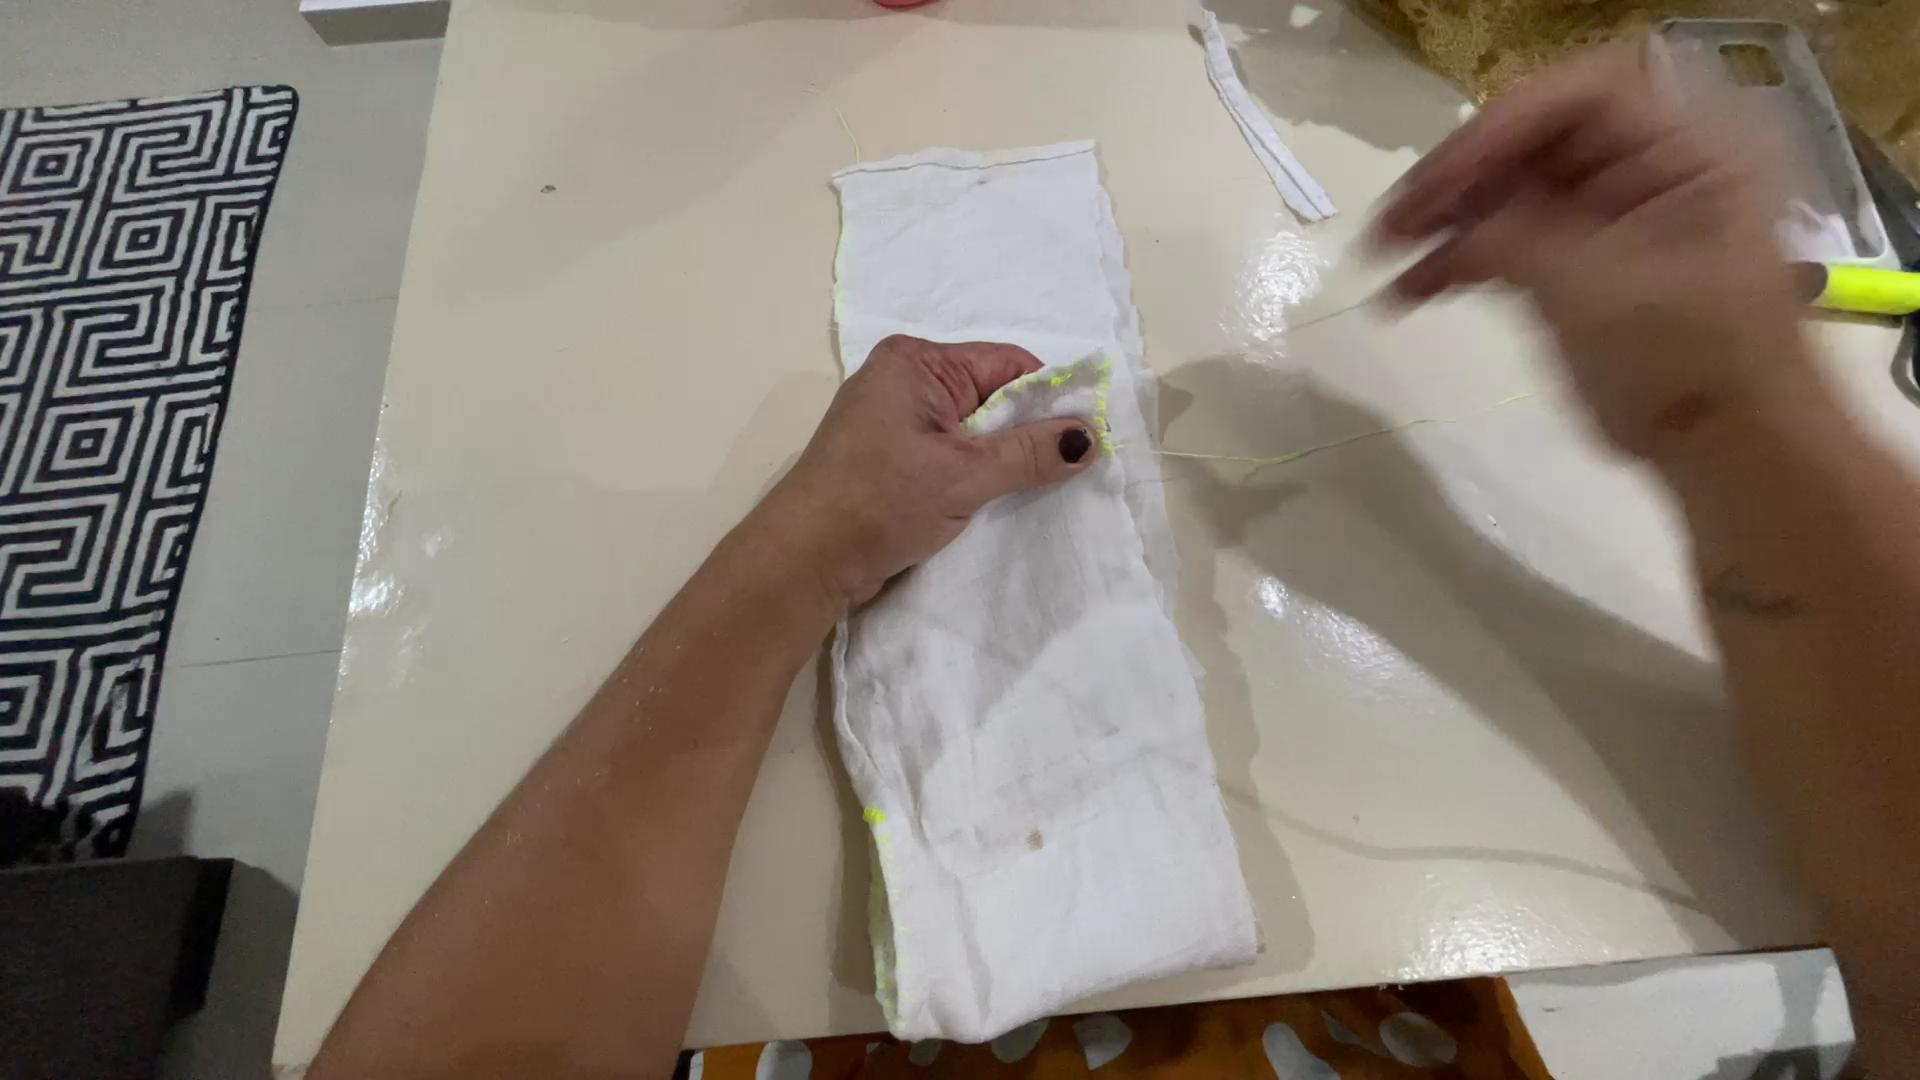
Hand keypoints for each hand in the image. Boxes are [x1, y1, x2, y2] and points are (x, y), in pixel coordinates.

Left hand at [751, 335, 1097, 608]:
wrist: (805, 560)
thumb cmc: (881, 503)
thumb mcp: (965, 475)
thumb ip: (1031, 453)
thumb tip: (1091, 437)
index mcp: (916, 362)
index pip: (1006, 365)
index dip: (1049, 398)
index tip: (1086, 436)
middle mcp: (903, 380)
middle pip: (989, 396)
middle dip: (1025, 431)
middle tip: (1065, 468)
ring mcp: (892, 421)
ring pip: (970, 430)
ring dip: (1000, 457)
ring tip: (1032, 487)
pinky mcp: (888, 458)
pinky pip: (948, 453)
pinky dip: (973, 472)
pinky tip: (992, 497)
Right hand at [1371, 37, 1819, 460]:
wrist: (1712, 441)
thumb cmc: (1681, 364)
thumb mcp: (1596, 292)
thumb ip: (1518, 239)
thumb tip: (1445, 220)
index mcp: (1687, 149)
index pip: (1582, 99)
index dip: (1499, 130)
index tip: (1433, 187)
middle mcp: (1644, 167)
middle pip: (1530, 143)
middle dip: (1453, 180)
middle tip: (1387, 225)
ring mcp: (1601, 215)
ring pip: (1503, 194)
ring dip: (1437, 223)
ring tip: (1378, 256)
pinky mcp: (1567, 261)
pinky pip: (1498, 242)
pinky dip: (1448, 263)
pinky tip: (1403, 294)